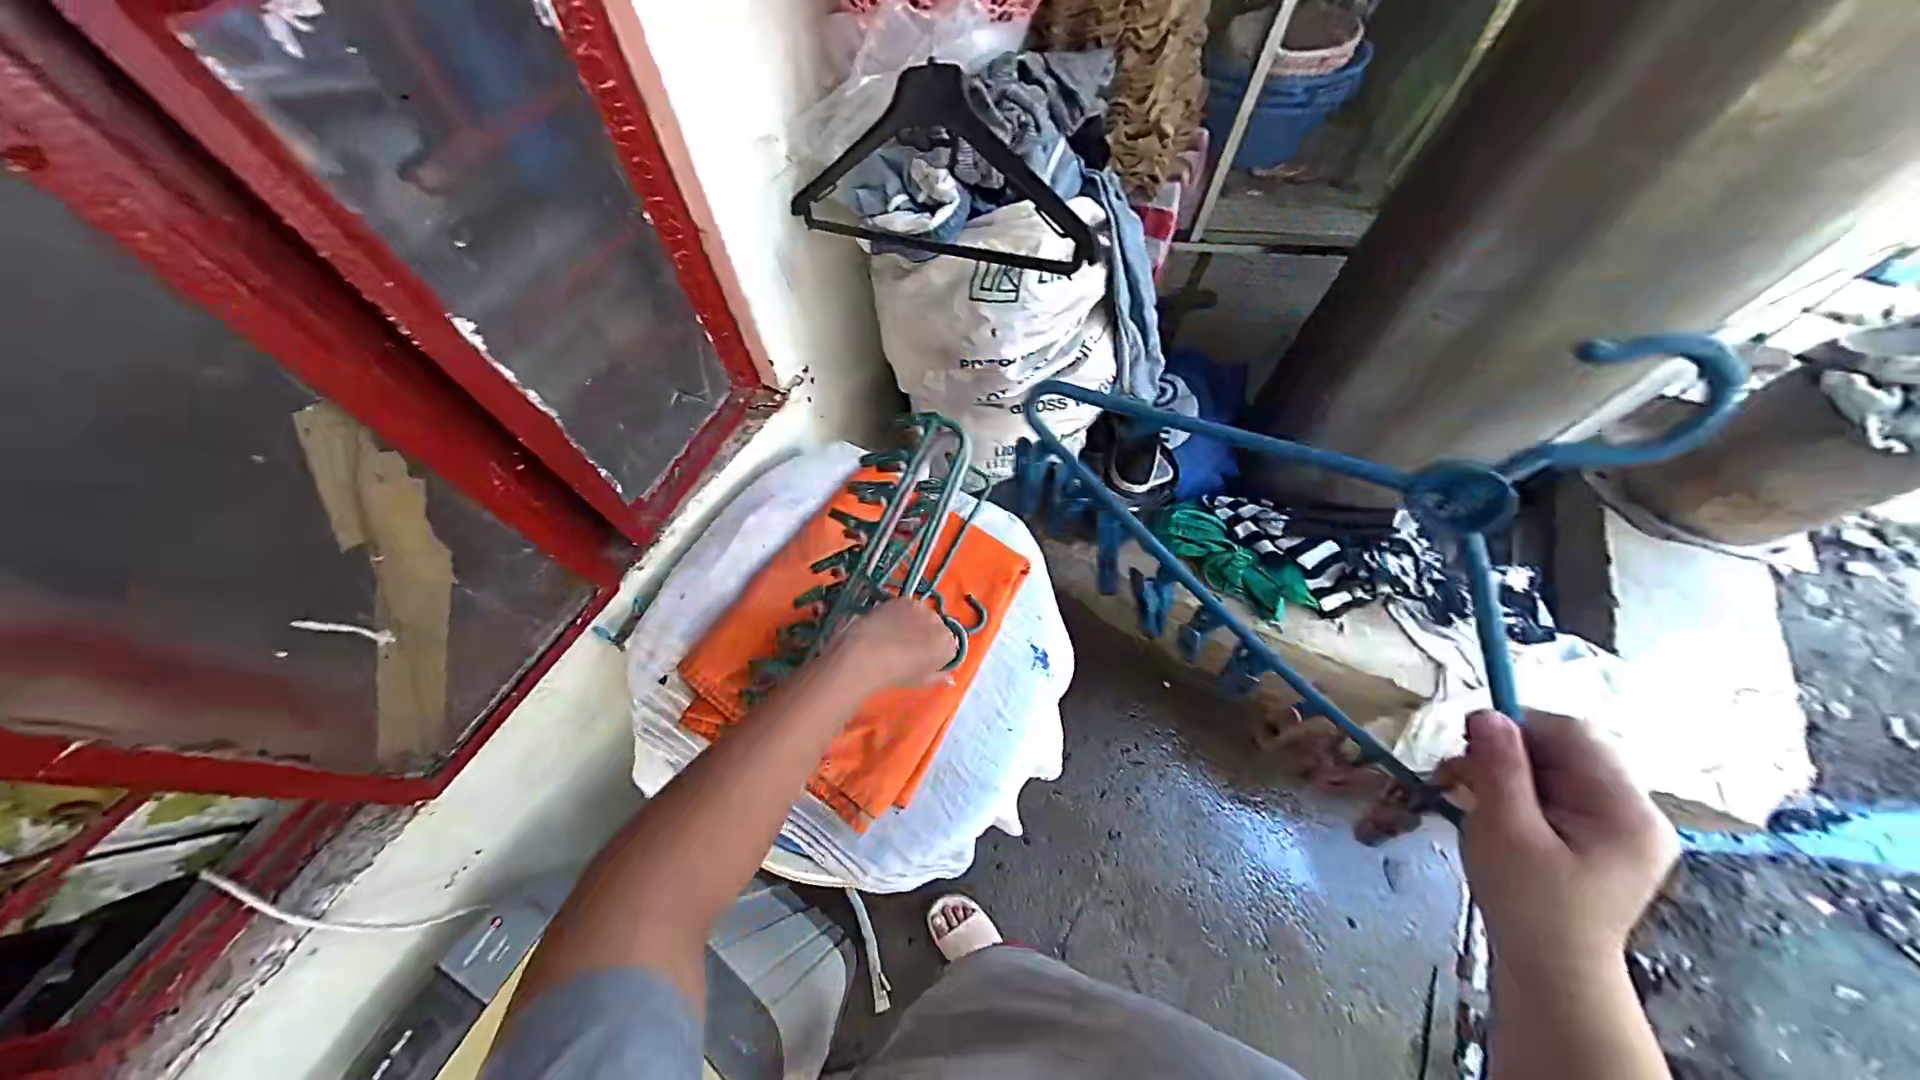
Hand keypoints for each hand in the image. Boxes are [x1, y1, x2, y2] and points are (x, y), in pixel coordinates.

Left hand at [817, 597, 956, 694]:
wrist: (870, 653)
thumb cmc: (898, 672)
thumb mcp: (921, 681)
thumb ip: (939, 677)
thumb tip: (950, 679)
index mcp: (948, 643)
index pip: (950, 647)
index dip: (937, 654)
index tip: (925, 661)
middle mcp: (939, 622)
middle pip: (937, 627)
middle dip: (927, 635)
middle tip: (909, 648)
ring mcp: (920, 608)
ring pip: (922, 615)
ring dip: (914, 622)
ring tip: (895, 635)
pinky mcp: (902, 599)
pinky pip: (907, 607)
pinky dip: (900, 613)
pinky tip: (887, 624)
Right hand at [1449, 709, 1678, 980]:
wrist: (1550, 970)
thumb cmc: (1527, 900)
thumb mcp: (1504, 827)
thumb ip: (1499, 767)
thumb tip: (1486, 713)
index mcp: (1625, 809)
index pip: (1572, 734)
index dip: (1516, 727)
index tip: (1467, 745)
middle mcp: (1632, 810)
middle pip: (1562, 749)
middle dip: (1502, 752)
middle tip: (1456, 773)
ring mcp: (1617, 825)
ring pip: (1550, 767)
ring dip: (1500, 769)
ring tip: (1461, 789)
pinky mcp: (1595, 836)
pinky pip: (1551, 790)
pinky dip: (1511, 788)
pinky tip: (1484, 805)